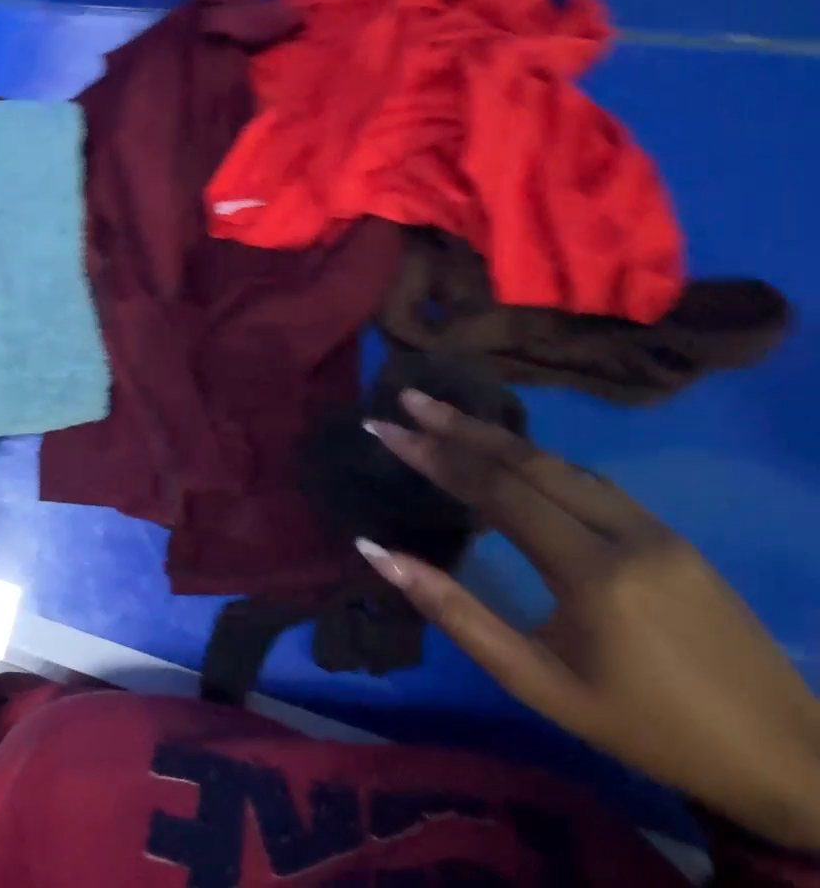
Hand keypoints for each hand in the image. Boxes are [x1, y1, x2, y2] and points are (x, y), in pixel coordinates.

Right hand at [361, 389, 819, 848]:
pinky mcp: (675, 541)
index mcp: (592, 571)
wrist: (782, 756)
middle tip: (407, 399)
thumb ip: (454, 612)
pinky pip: (593, 485)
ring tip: (446, 418)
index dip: (435, 456)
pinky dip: (539, 462)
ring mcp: (659, 533)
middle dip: (463, 428)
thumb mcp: (534, 681)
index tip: (383, 429)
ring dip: (501, 439)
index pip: (498, 491)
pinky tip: (512, 461)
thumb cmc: (642, 725)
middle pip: (533, 463)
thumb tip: (376, 552)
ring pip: (566, 467)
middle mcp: (628, 535)